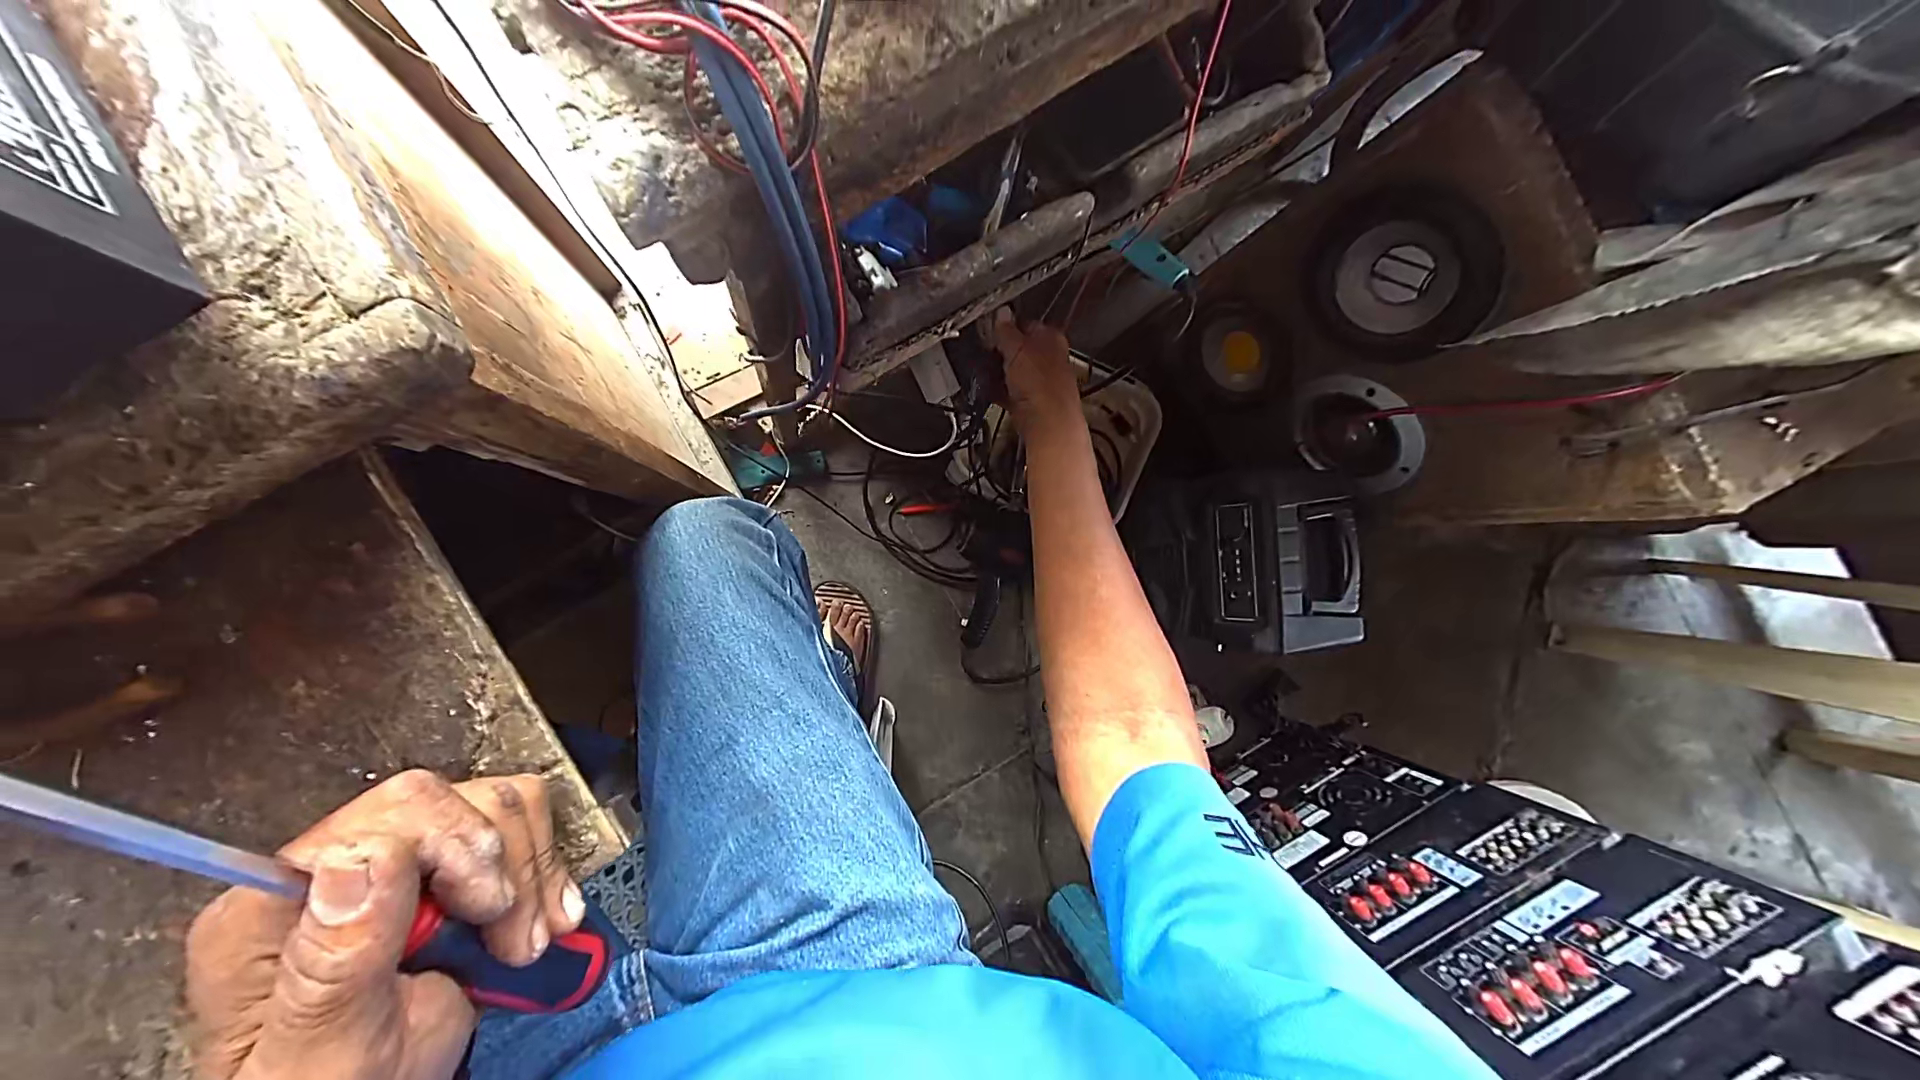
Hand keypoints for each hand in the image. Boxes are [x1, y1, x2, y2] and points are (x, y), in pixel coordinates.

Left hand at [185, 771, 587, 1079]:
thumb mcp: (325, 1053)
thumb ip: (336, 961)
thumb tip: (360, 857)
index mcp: (282, 903)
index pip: (392, 813)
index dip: (459, 847)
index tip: (491, 911)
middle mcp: (342, 863)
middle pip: (452, 800)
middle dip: (503, 864)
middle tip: (516, 939)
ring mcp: (407, 857)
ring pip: (499, 803)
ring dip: (533, 873)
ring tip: (529, 941)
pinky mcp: (454, 861)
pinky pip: (524, 822)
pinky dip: (548, 869)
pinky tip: (546, 915)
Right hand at [991, 309, 1085, 439]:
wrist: (1047, 421)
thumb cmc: (1041, 384)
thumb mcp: (1016, 348)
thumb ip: (1006, 330)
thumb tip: (1001, 314)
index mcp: (1052, 338)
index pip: (1026, 323)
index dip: (1007, 327)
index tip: (992, 331)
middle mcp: (1050, 359)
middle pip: (1020, 349)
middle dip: (1002, 352)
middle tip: (987, 353)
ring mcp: (1041, 382)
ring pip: (1014, 371)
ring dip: (999, 372)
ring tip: (986, 372)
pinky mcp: (1031, 402)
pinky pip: (1010, 392)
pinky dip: (999, 391)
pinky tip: (990, 390)